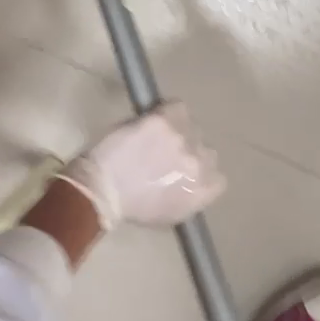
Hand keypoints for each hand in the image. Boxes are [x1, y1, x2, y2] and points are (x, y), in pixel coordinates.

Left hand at [58, 102, 225, 230]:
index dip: (202, 172)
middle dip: (189, 150)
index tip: (186, 172)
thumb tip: (192, 180)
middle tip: (166, 154)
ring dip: (178, 130)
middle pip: (205, 149)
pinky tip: (155, 117)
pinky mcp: (163, 120)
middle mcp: (198, 164)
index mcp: (201, 192)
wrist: (101, 190)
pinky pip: (177, 106)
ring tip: (156, 137)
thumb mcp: (169, 214)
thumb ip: (189, 196)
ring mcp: (182, 139)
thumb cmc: (130, 207)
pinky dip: (168, 110)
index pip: (218, 178)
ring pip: (192, 126)